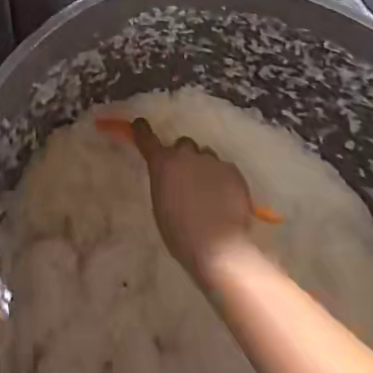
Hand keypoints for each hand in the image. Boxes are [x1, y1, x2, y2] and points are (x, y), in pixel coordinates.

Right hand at [130, 118, 256, 274]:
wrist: (220, 247)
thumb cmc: (181, 235)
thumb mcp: (161, 207)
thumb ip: (164, 183)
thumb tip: (170, 177)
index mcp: (163, 164)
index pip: (148, 139)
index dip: (143, 131)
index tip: (140, 124)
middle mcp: (186, 155)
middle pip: (183, 145)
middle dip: (184, 157)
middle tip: (188, 178)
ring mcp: (211, 160)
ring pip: (206, 156)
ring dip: (204, 167)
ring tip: (211, 192)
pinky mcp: (232, 170)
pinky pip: (224, 169)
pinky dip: (223, 180)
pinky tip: (226, 200)